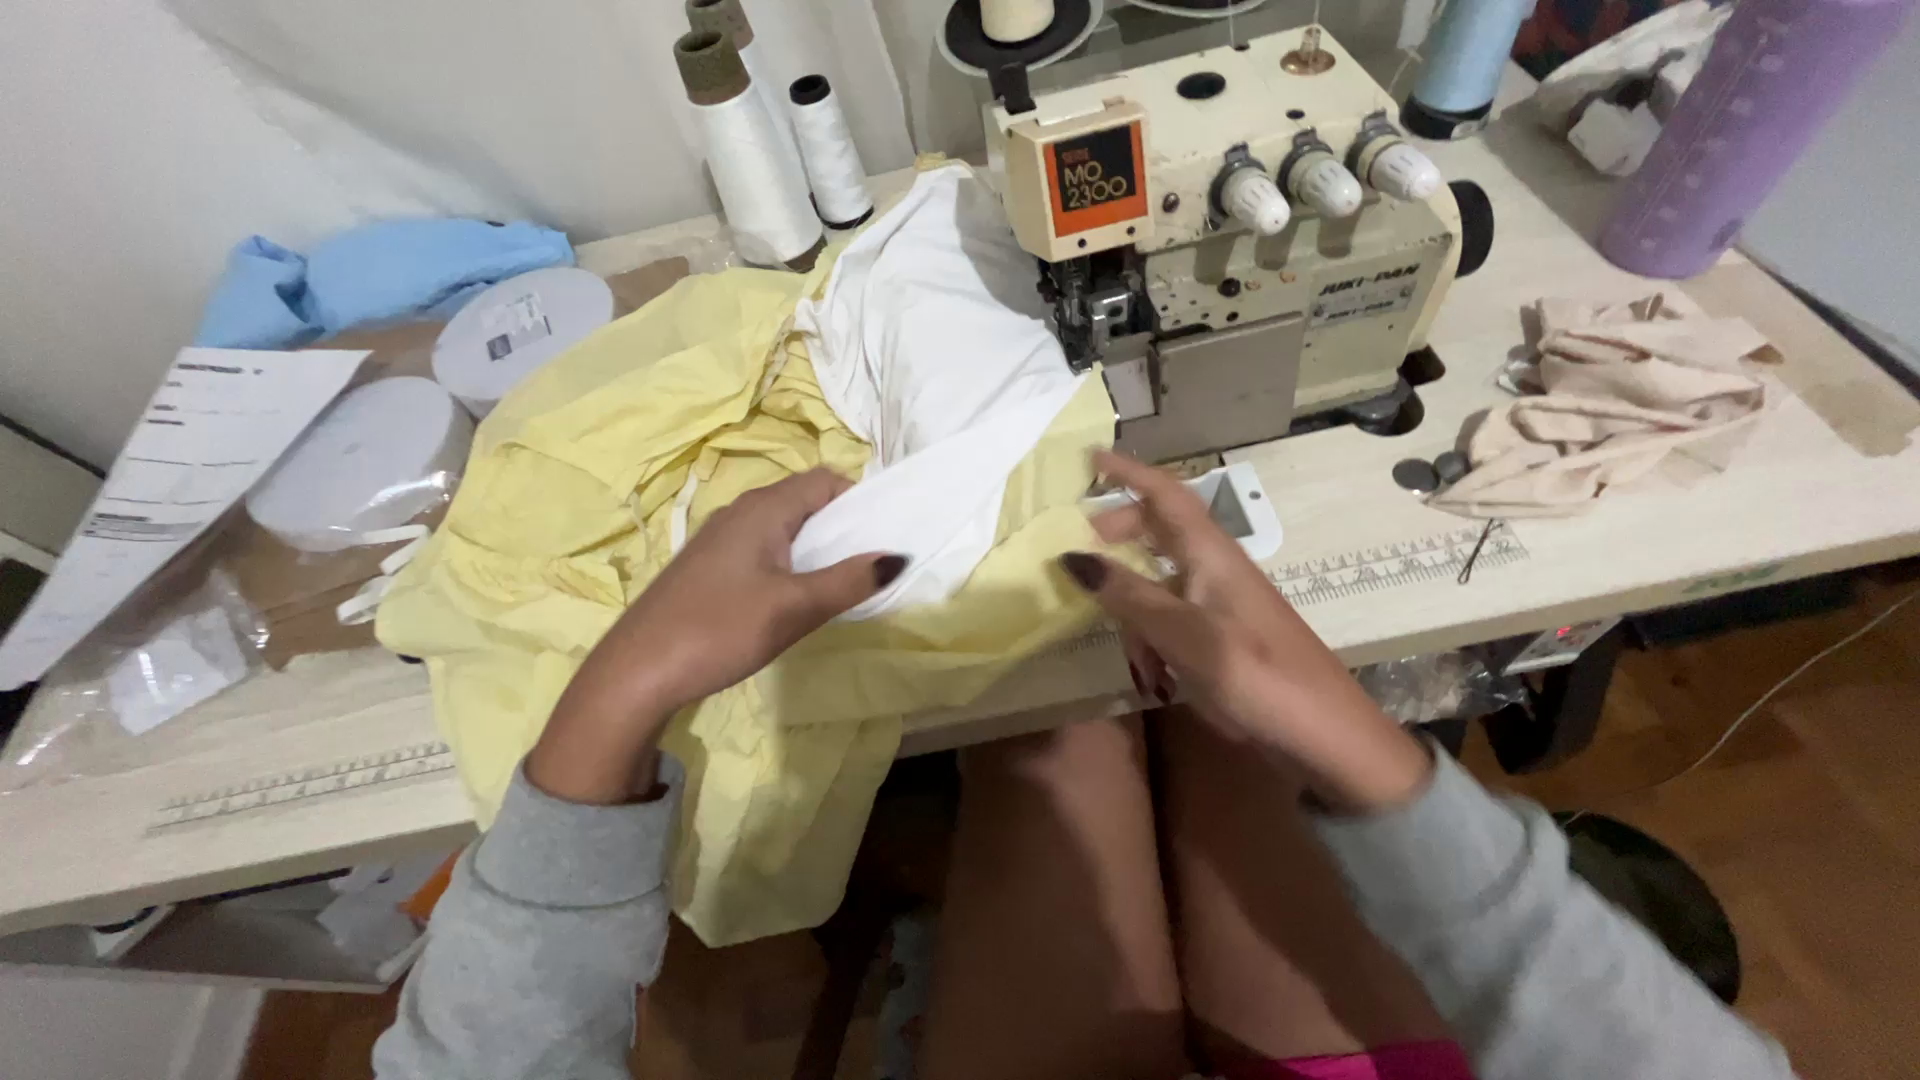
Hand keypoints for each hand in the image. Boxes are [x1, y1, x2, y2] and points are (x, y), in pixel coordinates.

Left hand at [526, 469, 906, 803]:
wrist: (636, 672)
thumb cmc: (718, 630)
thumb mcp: (793, 608)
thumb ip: (848, 581)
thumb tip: (897, 557)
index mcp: (762, 509)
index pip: (824, 481)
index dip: (858, 501)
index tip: (881, 538)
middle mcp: (740, 513)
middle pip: (805, 502)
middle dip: (842, 528)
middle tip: (866, 567)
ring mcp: (720, 541)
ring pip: (784, 530)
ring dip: (816, 550)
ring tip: (836, 587)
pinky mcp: (709, 569)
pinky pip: (763, 551)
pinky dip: (789, 565)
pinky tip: (791, 602)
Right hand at [1058, 451, 1431, 811]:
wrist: (1327, 737)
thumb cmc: (1259, 678)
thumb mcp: (1185, 636)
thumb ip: (1129, 595)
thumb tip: (1072, 556)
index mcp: (1212, 555)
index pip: (1166, 494)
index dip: (1129, 472)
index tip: (1091, 457)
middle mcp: (1216, 569)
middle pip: (1162, 528)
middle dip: (1122, 531)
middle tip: (1085, 544)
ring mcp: (1222, 604)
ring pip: (1162, 578)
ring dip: (1133, 601)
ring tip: (1121, 642)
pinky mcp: (1224, 636)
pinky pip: (1172, 617)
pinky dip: (1152, 635)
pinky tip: (1152, 675)